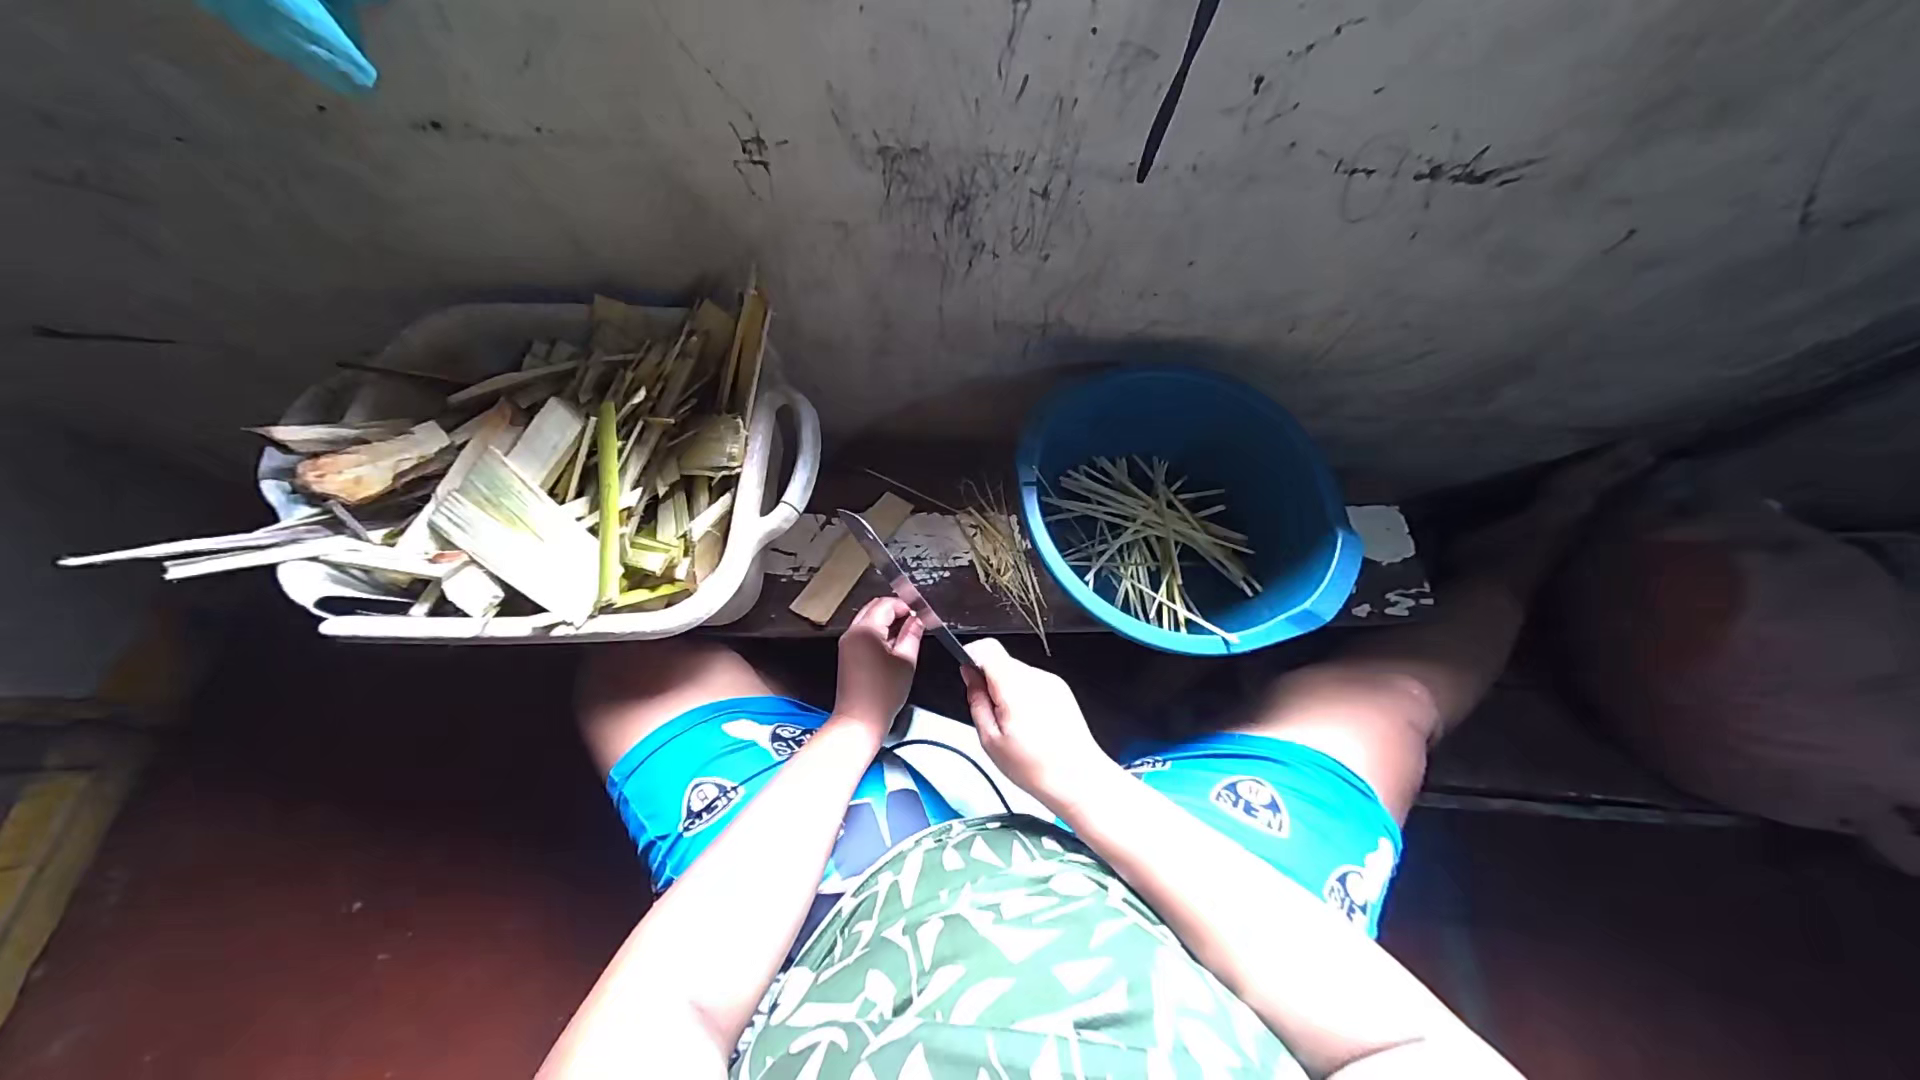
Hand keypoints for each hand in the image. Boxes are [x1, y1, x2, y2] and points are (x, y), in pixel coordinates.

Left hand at [833, 597, 923, 732]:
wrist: (860, 719)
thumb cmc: (881, 695)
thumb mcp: (906, 660)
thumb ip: (913, 634)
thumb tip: (917, 620)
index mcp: (866, 630)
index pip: (886, 604)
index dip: (905, 606)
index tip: (918, 614)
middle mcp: (852, 633)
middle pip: (874, 607)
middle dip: (895, 610)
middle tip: (914, 621)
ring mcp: (847, 643)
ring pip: (868, 619)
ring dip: (886, 621)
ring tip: (905, 634)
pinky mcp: (847, 653)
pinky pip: (863, 633)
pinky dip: (878, 632)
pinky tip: (892, 645)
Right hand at [961, 639, 1111, 811]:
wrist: (1078, 778)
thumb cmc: (1037, 767)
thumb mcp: (990, 740)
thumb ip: (976, 700)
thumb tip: (969, 676)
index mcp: (1015, 687)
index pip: (987, 648)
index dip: (972, 658)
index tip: (968, 676)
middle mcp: (1035, 678)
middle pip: (1001, 661)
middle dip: (990, 682)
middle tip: (992, 715)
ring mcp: (1051, 682)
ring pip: (1017, 672)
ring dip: (1008, 690)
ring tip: (1014, 725)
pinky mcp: (1060, 689)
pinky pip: (1033, 683)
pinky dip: (1025, 696)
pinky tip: (1030, 724)